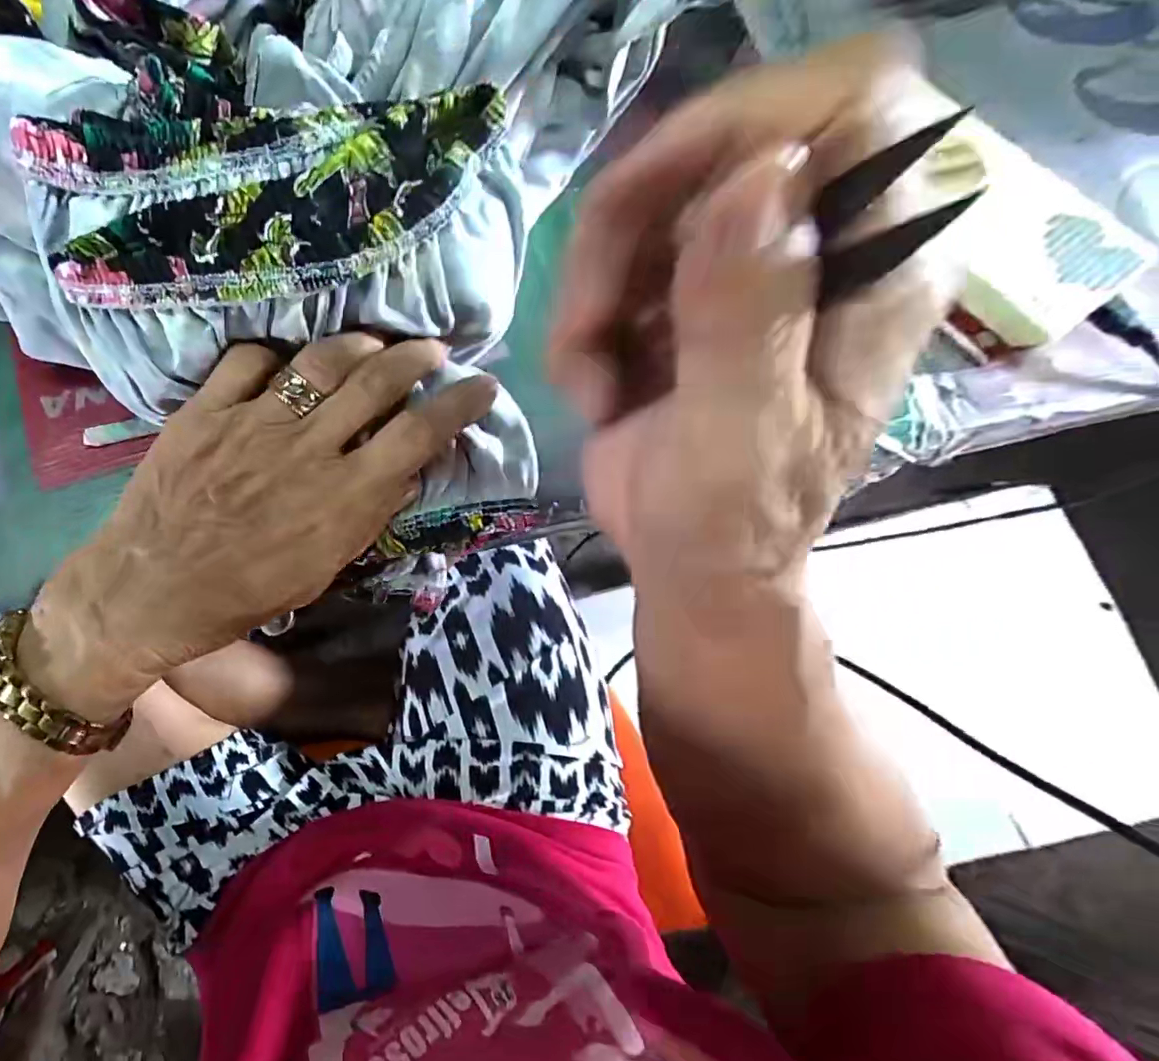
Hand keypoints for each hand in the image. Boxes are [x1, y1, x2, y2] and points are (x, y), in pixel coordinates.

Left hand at [25, 334, 496, 721]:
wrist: (150, 589)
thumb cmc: (237, 597)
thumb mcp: (316, 573)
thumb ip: (363, 518)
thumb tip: (402, 472)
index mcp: (341, 499)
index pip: (419, 434)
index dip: (459, 404)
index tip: (480, 387)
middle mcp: (306, 450)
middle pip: (378, 380)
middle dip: (416, 357)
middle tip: (430, 351)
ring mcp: (252, 423)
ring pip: (320, 360)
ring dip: (358, 343)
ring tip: (372, 343)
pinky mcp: (205, 411)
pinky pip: (249, 360)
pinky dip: (276, 354)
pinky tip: (285, 361)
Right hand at [547, 35, 961, 601]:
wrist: (688, 559)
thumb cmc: (730, 512)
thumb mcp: (738, 425)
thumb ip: (747, 312)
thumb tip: (757, 175)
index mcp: (875, 265)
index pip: (846, 109)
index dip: (734, 126)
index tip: (636, 196)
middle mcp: (813, 247)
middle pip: (710, 158)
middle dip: (622, 238)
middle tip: (585, 326)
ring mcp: (738, 273)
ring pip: (641, 215)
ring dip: (587, 297)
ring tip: (589, 379)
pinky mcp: (676, 303)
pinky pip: (608, 271)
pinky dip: (578, 328)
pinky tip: (591, 387)